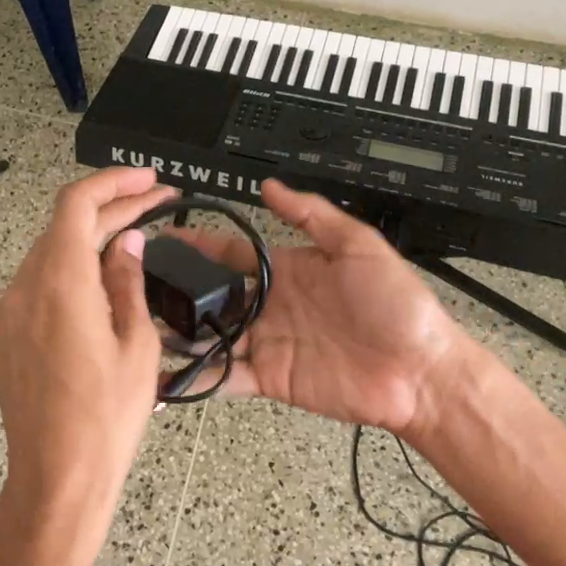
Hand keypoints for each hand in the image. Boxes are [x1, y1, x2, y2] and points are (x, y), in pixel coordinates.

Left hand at [0, 166, 174, 546]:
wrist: (55, 480)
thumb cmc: (106, 420)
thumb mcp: (136, 346)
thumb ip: (128, 282)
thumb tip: (127, 242)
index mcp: (61, 283)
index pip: (77, 204)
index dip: (113, 181)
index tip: (149, 180)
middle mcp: (26, 287)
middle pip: (66, 225)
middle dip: (113, 208)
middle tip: (159, 203)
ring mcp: (11, 311)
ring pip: (52, 252)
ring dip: (93, 238)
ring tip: (138, 239)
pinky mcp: (8, 333)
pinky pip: (41, 282)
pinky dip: (73, 268)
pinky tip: (105, 280)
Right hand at [168, 179, 465, 432]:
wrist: (423, 373)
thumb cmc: (400, 306)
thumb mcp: (358, 245)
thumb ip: (312, 215)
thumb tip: (271, 186)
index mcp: (288, 270)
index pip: (231, 252)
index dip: (199, 245)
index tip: (167, 238)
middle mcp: (272, 305)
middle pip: (213, 296)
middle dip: (181, 292)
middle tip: (143, 286)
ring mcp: (269, 342)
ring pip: (211, 336)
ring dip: (182, 334)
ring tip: (146, 327)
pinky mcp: (271, 378)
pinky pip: (227, 377)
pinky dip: (198, 378)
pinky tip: (168, 373)